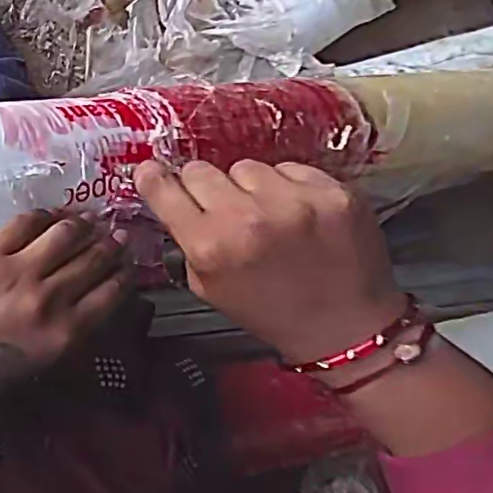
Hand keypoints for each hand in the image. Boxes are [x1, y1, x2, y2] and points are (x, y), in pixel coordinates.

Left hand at [0, 211, 130, 435]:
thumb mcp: (36, 365)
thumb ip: (65, 331)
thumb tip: (86, 300)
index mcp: (64, 335)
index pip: (111, 294)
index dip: (124, 274)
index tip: (126, 264)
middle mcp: (48, 300)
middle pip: (94, 259)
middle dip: (110, 245)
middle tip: (115, 235)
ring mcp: (16, 273)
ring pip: (66, 235)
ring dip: (82, 225)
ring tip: (86, 222)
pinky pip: (25, 224)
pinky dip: (43, 217)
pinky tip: (48, 218)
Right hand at [135, 159, 406, 363]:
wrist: (343, 325)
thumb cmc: (266, 310)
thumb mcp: (207, 287)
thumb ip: (187, 243)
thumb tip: (174, 202)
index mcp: (209, 246)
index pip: (165, 191)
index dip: (153, 178)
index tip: (149, 169)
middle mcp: (246, 217)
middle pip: (200, 171)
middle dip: (201, 186)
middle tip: (217, 205)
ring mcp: (293, 200)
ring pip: (245, 167)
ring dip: (247, 186)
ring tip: (263, 212)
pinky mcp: (331, 192)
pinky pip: (290, 169)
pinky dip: (286, 186)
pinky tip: (294, 211)